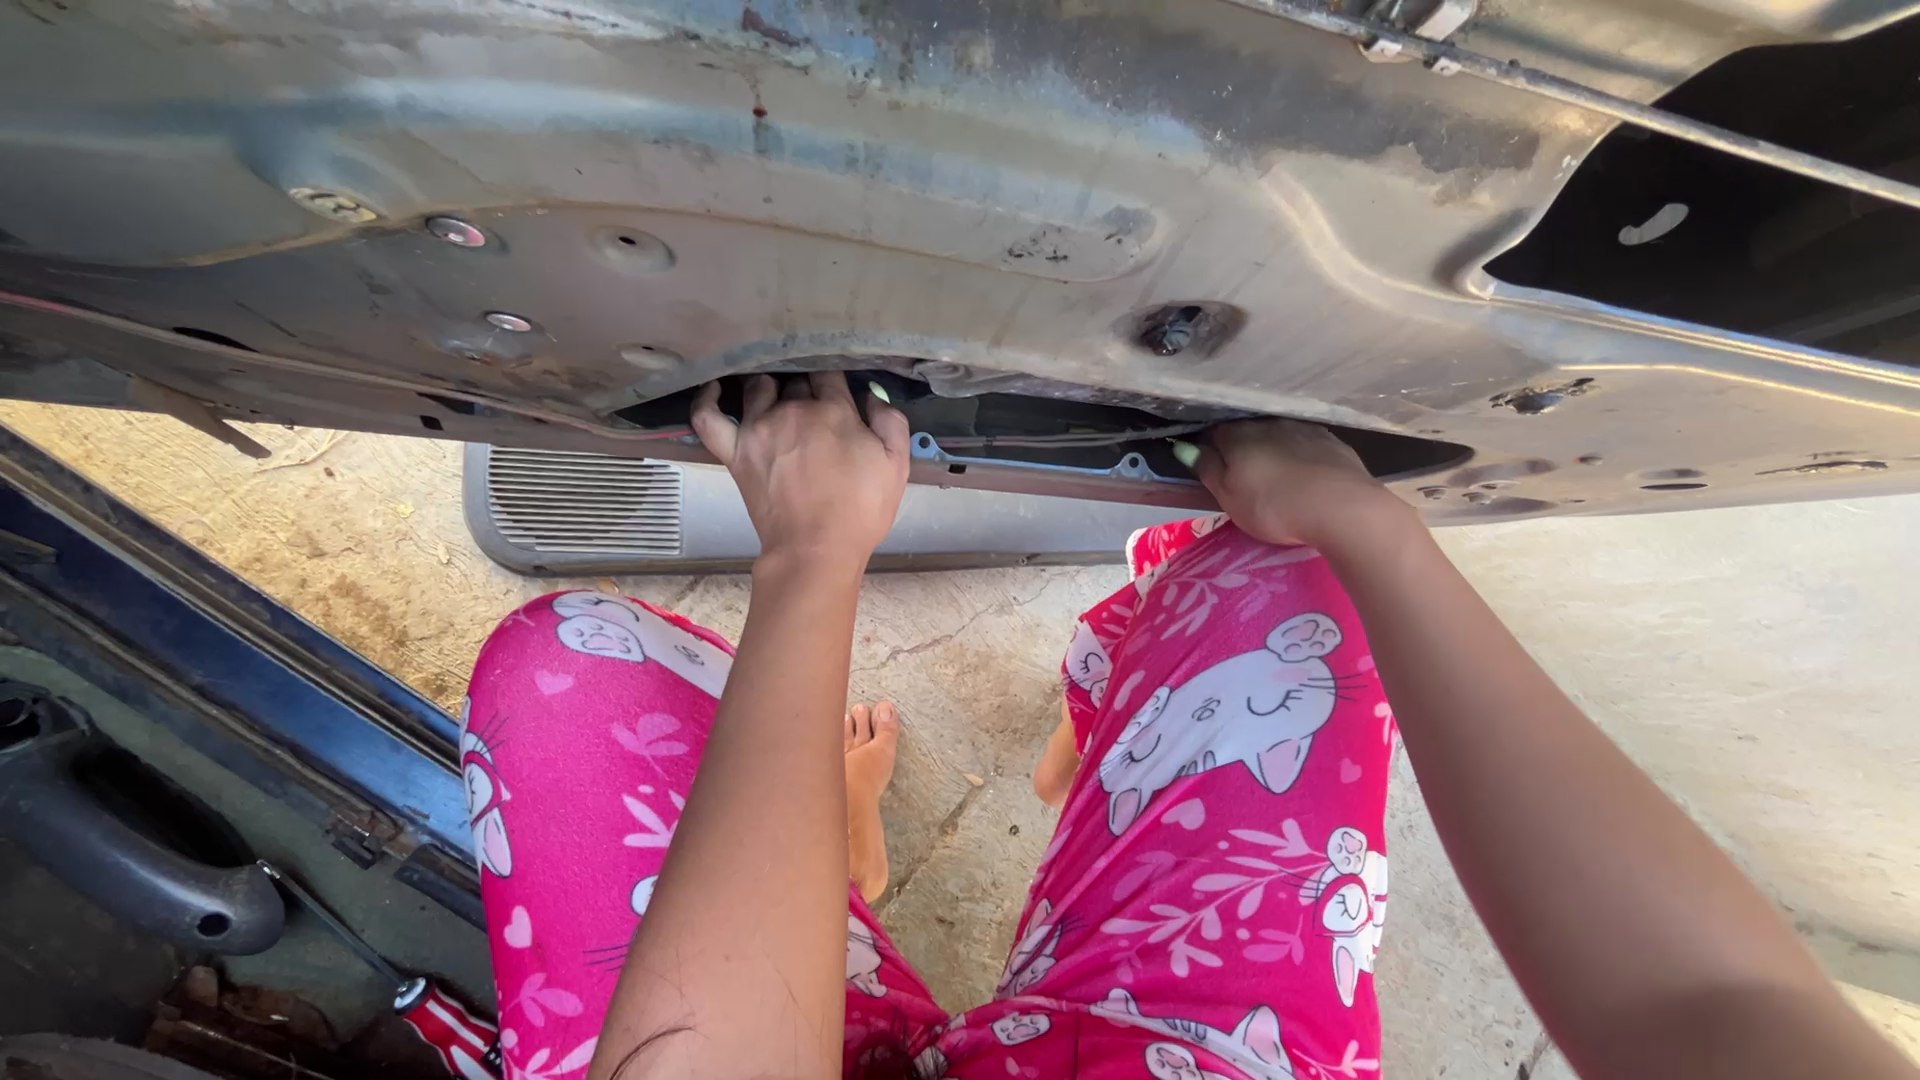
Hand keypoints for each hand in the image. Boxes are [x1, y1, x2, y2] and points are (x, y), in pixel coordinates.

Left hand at [691, 372, 910, 567]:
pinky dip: (707, 398)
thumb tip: (872, 395)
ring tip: (776, 397)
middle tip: (815, 407)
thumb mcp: (897, 464)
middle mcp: (793, 409)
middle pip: (796, 381)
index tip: (839, 391)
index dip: (835, 379)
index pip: (830, 374)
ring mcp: (758, 428)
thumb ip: (890, 421)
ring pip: (758, 388)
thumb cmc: (861, 510)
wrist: (817, 549)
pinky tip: (715, 388)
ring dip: (769, 387)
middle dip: (806, 388)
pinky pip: (708, 416)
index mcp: (834, 409)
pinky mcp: (735, 452)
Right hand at [1192, 418, 1413, 549]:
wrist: (1341, 509)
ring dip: (1272, 447)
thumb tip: (1185, 447)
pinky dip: (1300, 453)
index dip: (1208, 445)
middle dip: (1241, 445)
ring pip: (1278, 433)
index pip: (1213, 431)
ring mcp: (1304, 429)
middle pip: (1247, 429)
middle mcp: (1269, 423)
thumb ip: (1206, 469)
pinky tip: (1303, 471)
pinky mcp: (1332, 441)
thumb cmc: (1272, 506)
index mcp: (1238, 435)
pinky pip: (1306, 443)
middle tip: (1241, 471)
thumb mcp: (1228, 496)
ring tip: (1273, 471)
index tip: (1208, 461)